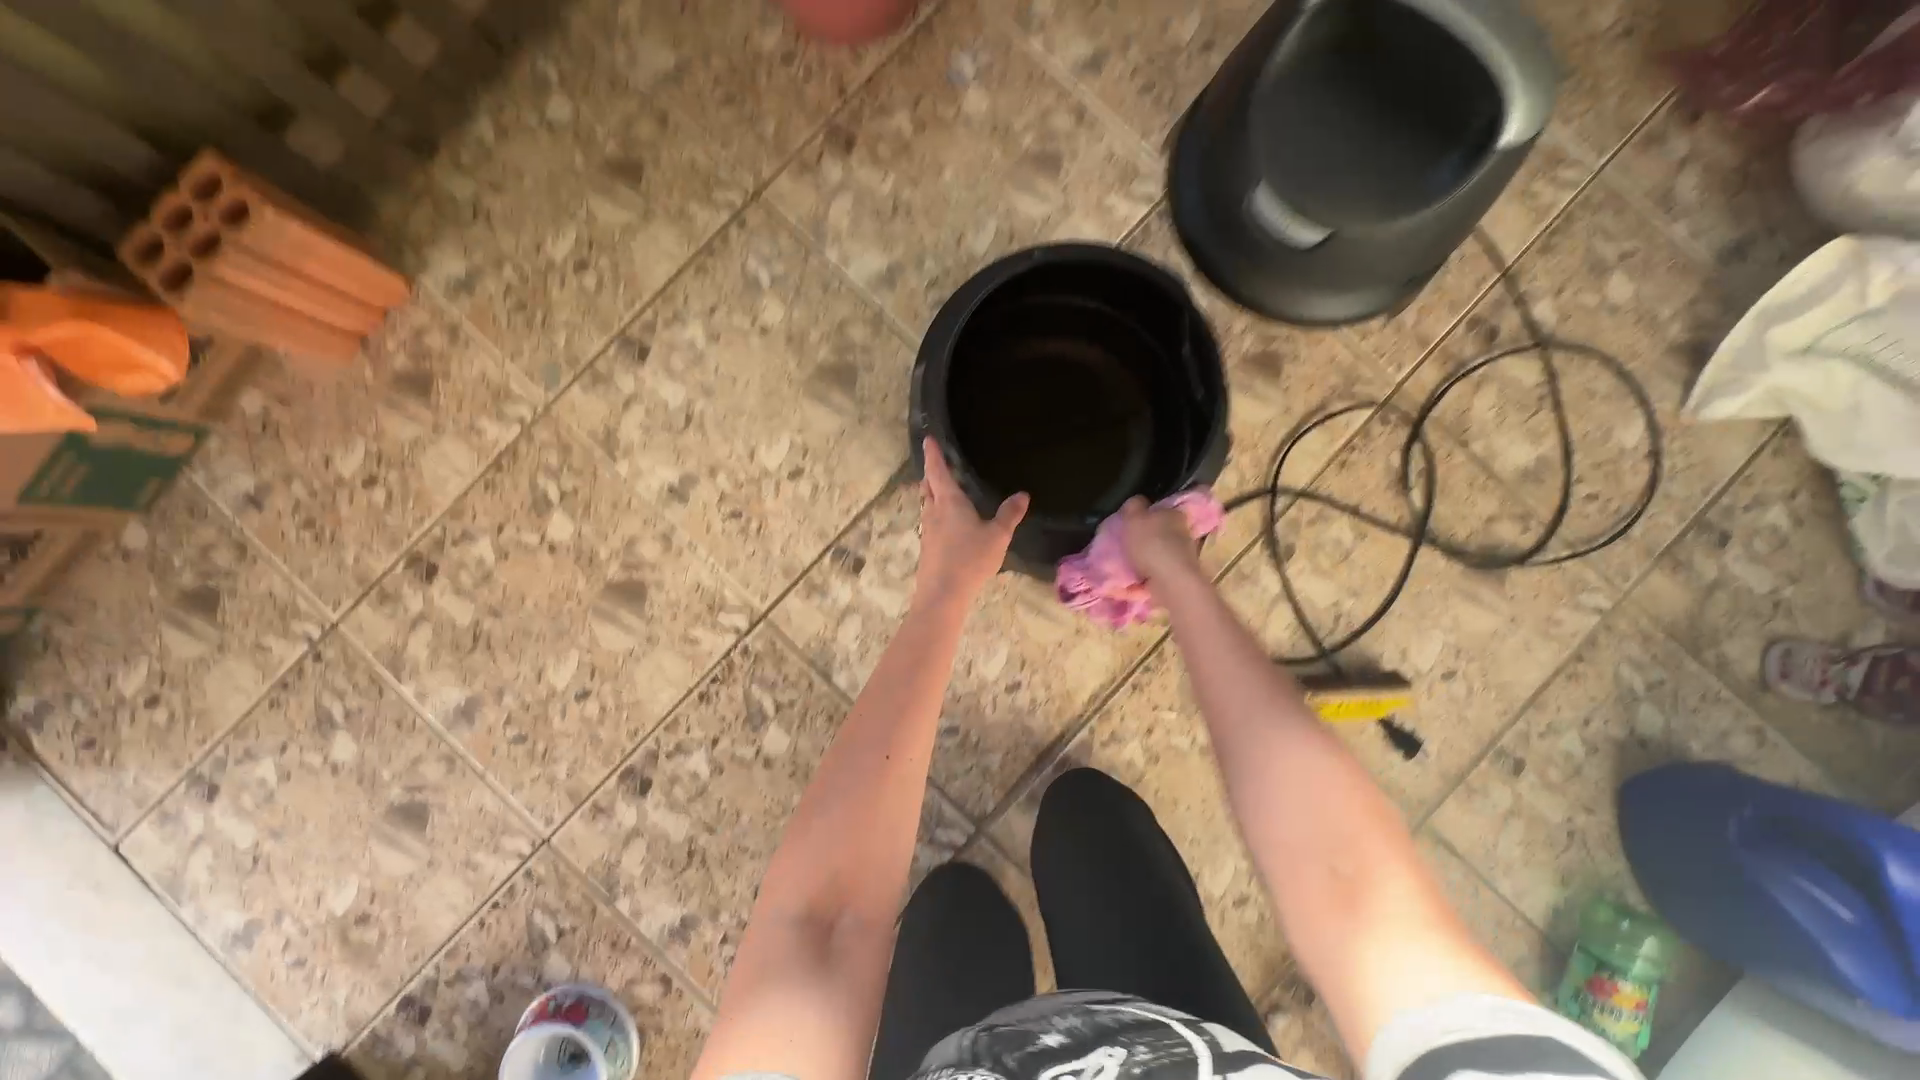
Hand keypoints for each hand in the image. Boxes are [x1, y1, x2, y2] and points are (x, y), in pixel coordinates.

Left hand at [914, 437, 1027, 610]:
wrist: (942, 595)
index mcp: (949, 502)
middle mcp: (933, 512)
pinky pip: (930, 522)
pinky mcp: (927, 548)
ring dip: (931, 494)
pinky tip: (946, 524)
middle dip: (930, 473)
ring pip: (927, 505)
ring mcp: (927, 531)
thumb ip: (1009, 515)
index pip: (937, 471)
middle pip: (927, 487)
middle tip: (936, 464)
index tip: (928, 440)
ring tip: (941, 491)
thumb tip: (1022, 495)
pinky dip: (936, 514)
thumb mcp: (997, 536)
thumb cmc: (970, 560)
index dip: (933, 454)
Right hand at [1119, 496, 1202, 587]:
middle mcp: (1183, 531)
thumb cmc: (1151, 544)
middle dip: (1147, 537)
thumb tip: (1136, 501)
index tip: (1132, 523)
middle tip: (1128, 545)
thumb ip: (1133, 506)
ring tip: (1130, 564)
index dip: (1145, 514)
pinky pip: (1161, 569)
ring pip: (1162, 551)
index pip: (1160, 509)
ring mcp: (1184, 554)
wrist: (1170, 581)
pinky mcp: (1181, 573)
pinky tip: (1138, 578)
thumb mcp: (1134, 518)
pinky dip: (1150, 573)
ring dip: (1149, 556)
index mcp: (1173, 513)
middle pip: (1161, 530)